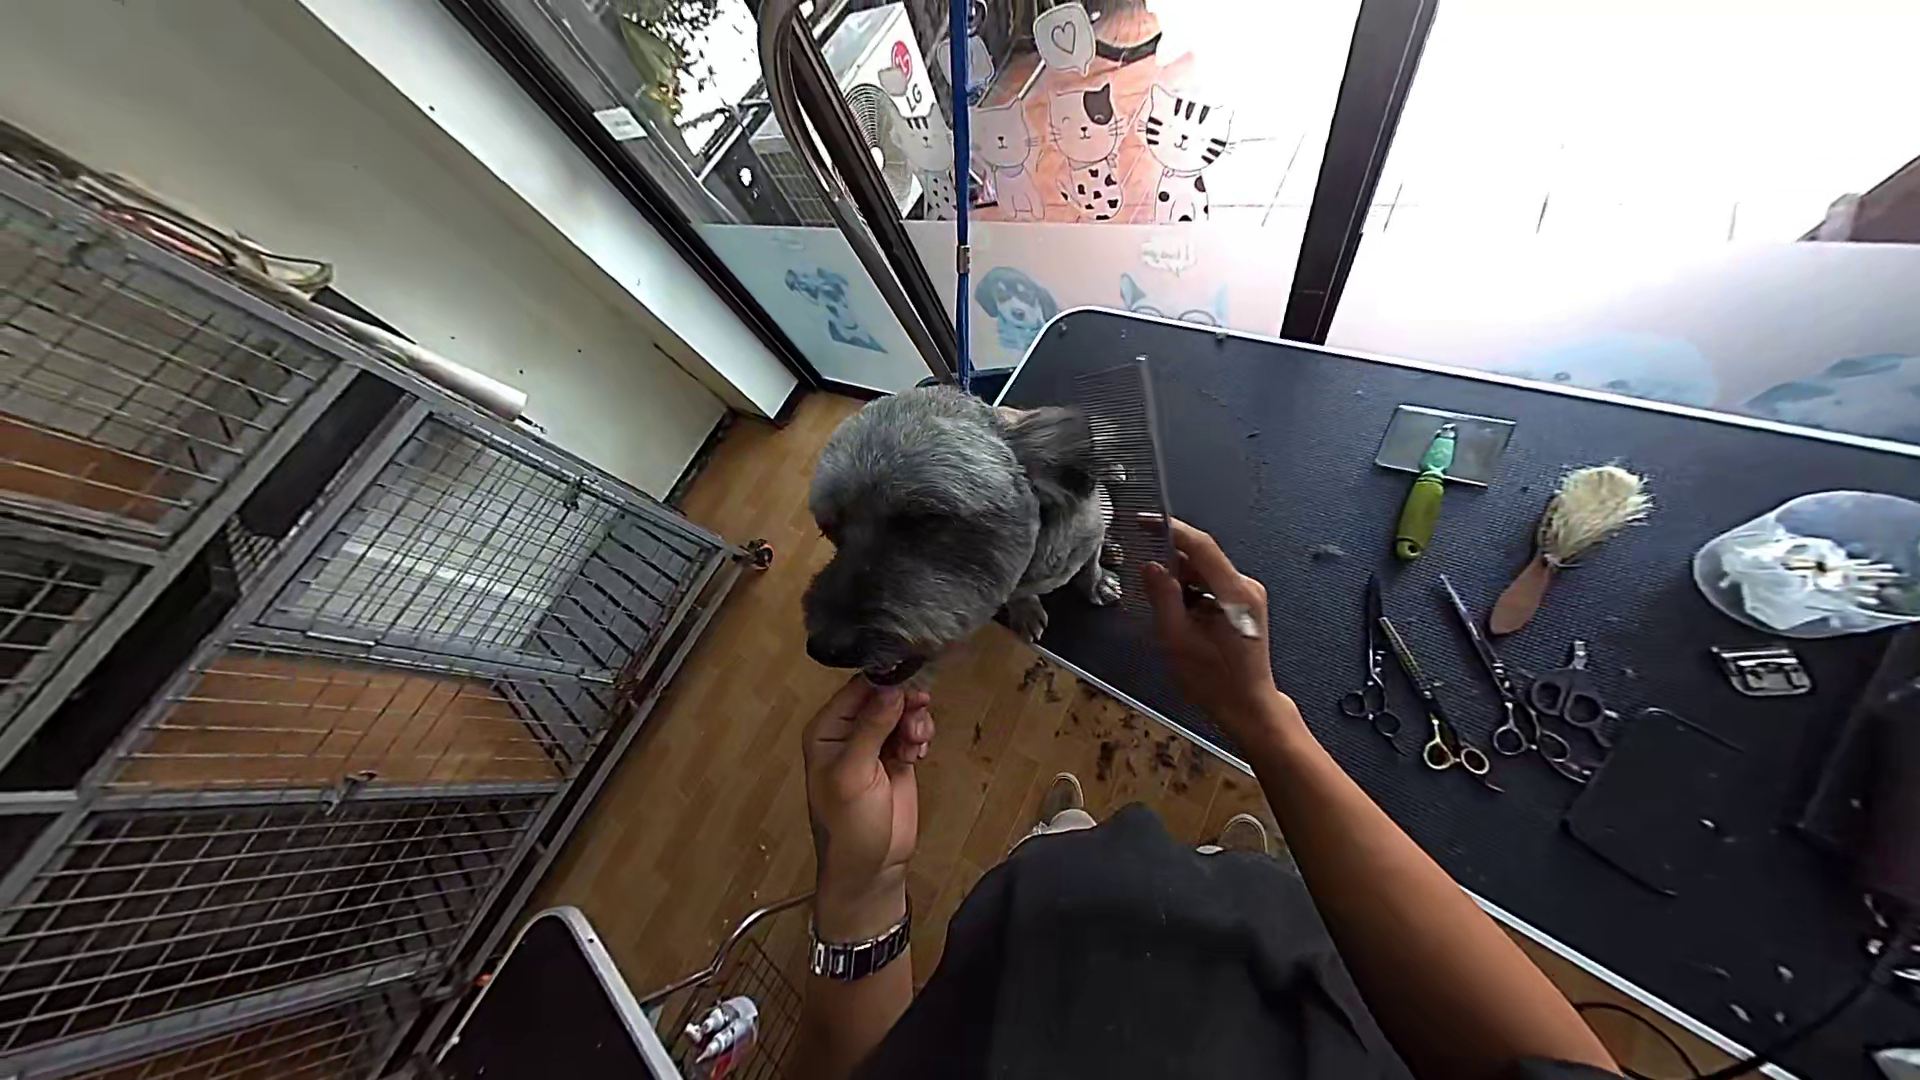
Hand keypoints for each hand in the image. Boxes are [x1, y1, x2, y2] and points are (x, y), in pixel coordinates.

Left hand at [802, 676, 933, 939]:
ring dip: (915, 721)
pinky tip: (918, 754)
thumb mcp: (854, 775)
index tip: (911, 679)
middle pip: (884, 696)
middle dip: (904, 703)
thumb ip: (871, 729)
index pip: (857, 689)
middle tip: (918, 715)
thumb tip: (891, 688)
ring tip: (916, 743)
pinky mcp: (896, 755)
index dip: (884, 681)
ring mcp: (874, 743)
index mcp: (827, 729)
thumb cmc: (849, 826)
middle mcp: (849, 731)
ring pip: (902, 710)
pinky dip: (920, 735)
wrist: (871, 869)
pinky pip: (912, 728)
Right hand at [1141, 518, 1296, 743]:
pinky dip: (1189, 593)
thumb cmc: (1213, 680)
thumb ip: (1162, 597)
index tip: (1144, 520)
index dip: (1172, 529)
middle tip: (1143, 578)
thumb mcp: (1177, 639)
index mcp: (1234, 593)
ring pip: (1203, 573)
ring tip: (1161, 606)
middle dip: (1169, 564)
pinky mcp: (1243, 605)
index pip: (1202, 546)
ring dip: (1178, 582)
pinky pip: (1210, 586)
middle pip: (1201, 559)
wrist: (1248, 707)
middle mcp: (1245, 588)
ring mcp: (1247, 596)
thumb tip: (1150, 566)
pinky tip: (1177, 613)